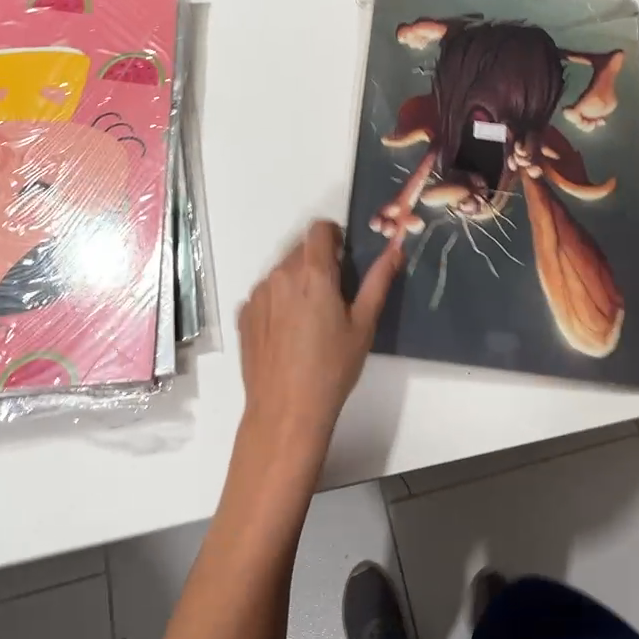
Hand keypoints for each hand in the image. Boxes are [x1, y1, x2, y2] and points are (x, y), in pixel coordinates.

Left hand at [238, 222, 404, 455]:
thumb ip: (378, 281)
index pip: (319, 229)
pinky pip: (265, 293)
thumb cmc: (332, 368)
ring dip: (297, 281)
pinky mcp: (244, 314)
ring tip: (310, 319)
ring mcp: (257, 294)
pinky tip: (289, 333)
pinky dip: (278, 301)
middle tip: (334, 295)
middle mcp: (280, 275)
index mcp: (313, 273)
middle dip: (318, 262)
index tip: (344, 258)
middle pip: (301, 250)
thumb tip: (395, 250)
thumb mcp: (363, 326)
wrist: (286, 410)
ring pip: (281, 271)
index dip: (334, 236)